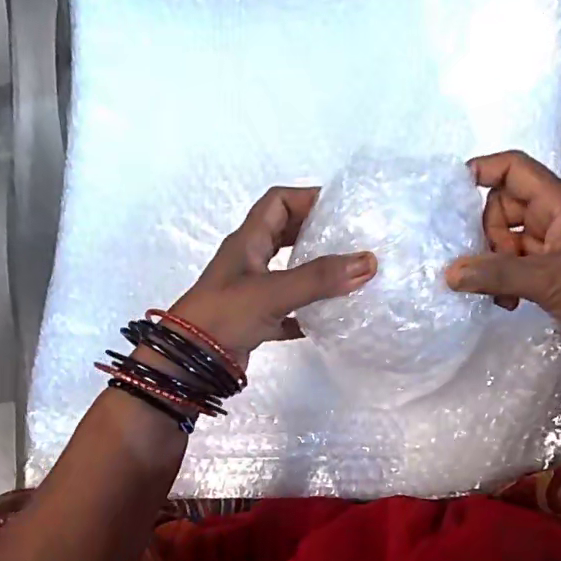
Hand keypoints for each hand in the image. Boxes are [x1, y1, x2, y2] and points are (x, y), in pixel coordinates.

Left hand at [167, 186, 377, 363]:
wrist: (191, 362)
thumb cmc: (225, 315)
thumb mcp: (274, 292)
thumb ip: (319, 278)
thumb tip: (368, 262)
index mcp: (247, 242)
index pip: (278, 202)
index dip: (307, 198)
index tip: (340, 207)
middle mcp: (248, 262)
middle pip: (284, 235)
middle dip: (315, 233)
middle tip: (348, 240)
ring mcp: (251, 293)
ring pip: (287, 274)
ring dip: (313, 274)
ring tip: (345, 277)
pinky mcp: (254, 322)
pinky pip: (286, 312)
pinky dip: (306, 314)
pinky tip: (327, 321)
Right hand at [444, 150, 560, 329]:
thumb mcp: (547, 278)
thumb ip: (498, 274)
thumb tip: (450, 273)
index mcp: (555, 201)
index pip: (512, 168)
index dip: (483, 170)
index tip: (453, 193)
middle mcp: (550, 214)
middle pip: (501, 207)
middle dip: (488, 237)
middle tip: (494, 267)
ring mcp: (550, 239)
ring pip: (505, 239)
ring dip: (495, 265)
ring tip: (503, 295)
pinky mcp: (549, 264)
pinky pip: (514, 262)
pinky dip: (505, 279)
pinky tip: (510, 303)